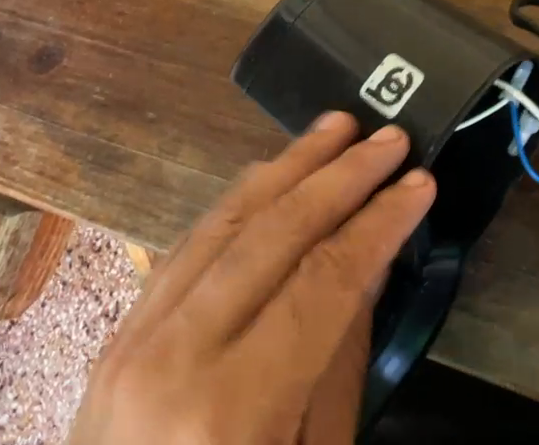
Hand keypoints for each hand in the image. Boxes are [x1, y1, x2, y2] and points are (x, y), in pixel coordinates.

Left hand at [69, 112, 434, 444]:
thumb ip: (338, 361)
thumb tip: (369, 263)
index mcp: (232, 408)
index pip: (322, 280)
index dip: (378, 224)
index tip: (419, 184)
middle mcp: (175, 357)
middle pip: (271, 235)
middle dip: (339, 176)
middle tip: (389, 138)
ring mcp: (135, 339)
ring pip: (223, 223)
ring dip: (286, 167)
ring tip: (335, 129)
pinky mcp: (119, 332)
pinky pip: (187, 245)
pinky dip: (237, 201)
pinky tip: (271, 175)